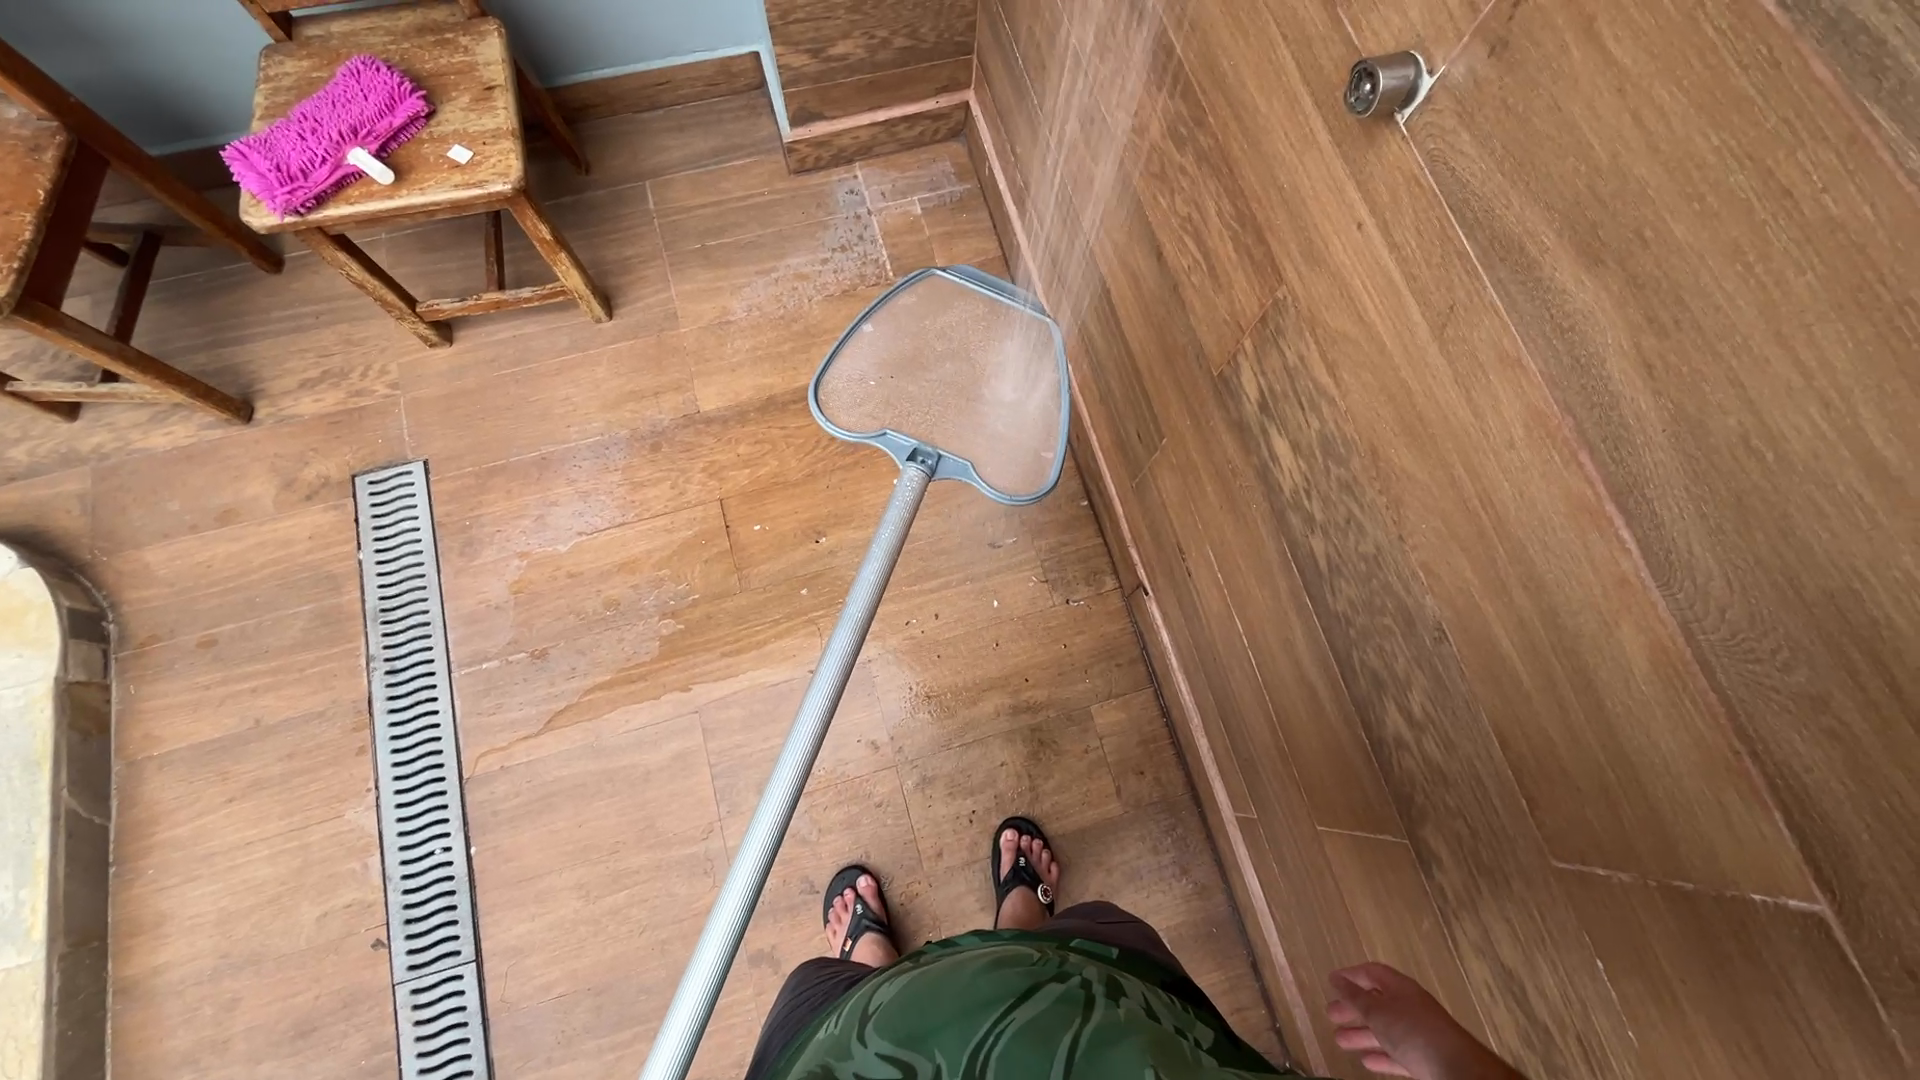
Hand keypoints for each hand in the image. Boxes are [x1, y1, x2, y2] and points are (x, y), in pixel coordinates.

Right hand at [1326, 963, 1523, 1079]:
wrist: (1459, 1070)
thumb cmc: (1413, 1032)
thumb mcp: (1377, 1011)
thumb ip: (1354, 996)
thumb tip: (1335, 978)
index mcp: (1400, 988)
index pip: (1372, 973)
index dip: (1351, 976)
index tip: (1332, 982)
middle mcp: (1410, 1006)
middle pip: (1376, 1002)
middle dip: (1353, 1009)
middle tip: (1331, 1015)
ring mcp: (1419, 1033)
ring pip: (1385, 1030)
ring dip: (1362, 1034)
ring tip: (1340, 1041)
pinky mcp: (1426, 1058)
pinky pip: (1398, 1053)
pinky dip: (1382, 1056)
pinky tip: (1367, 1061)